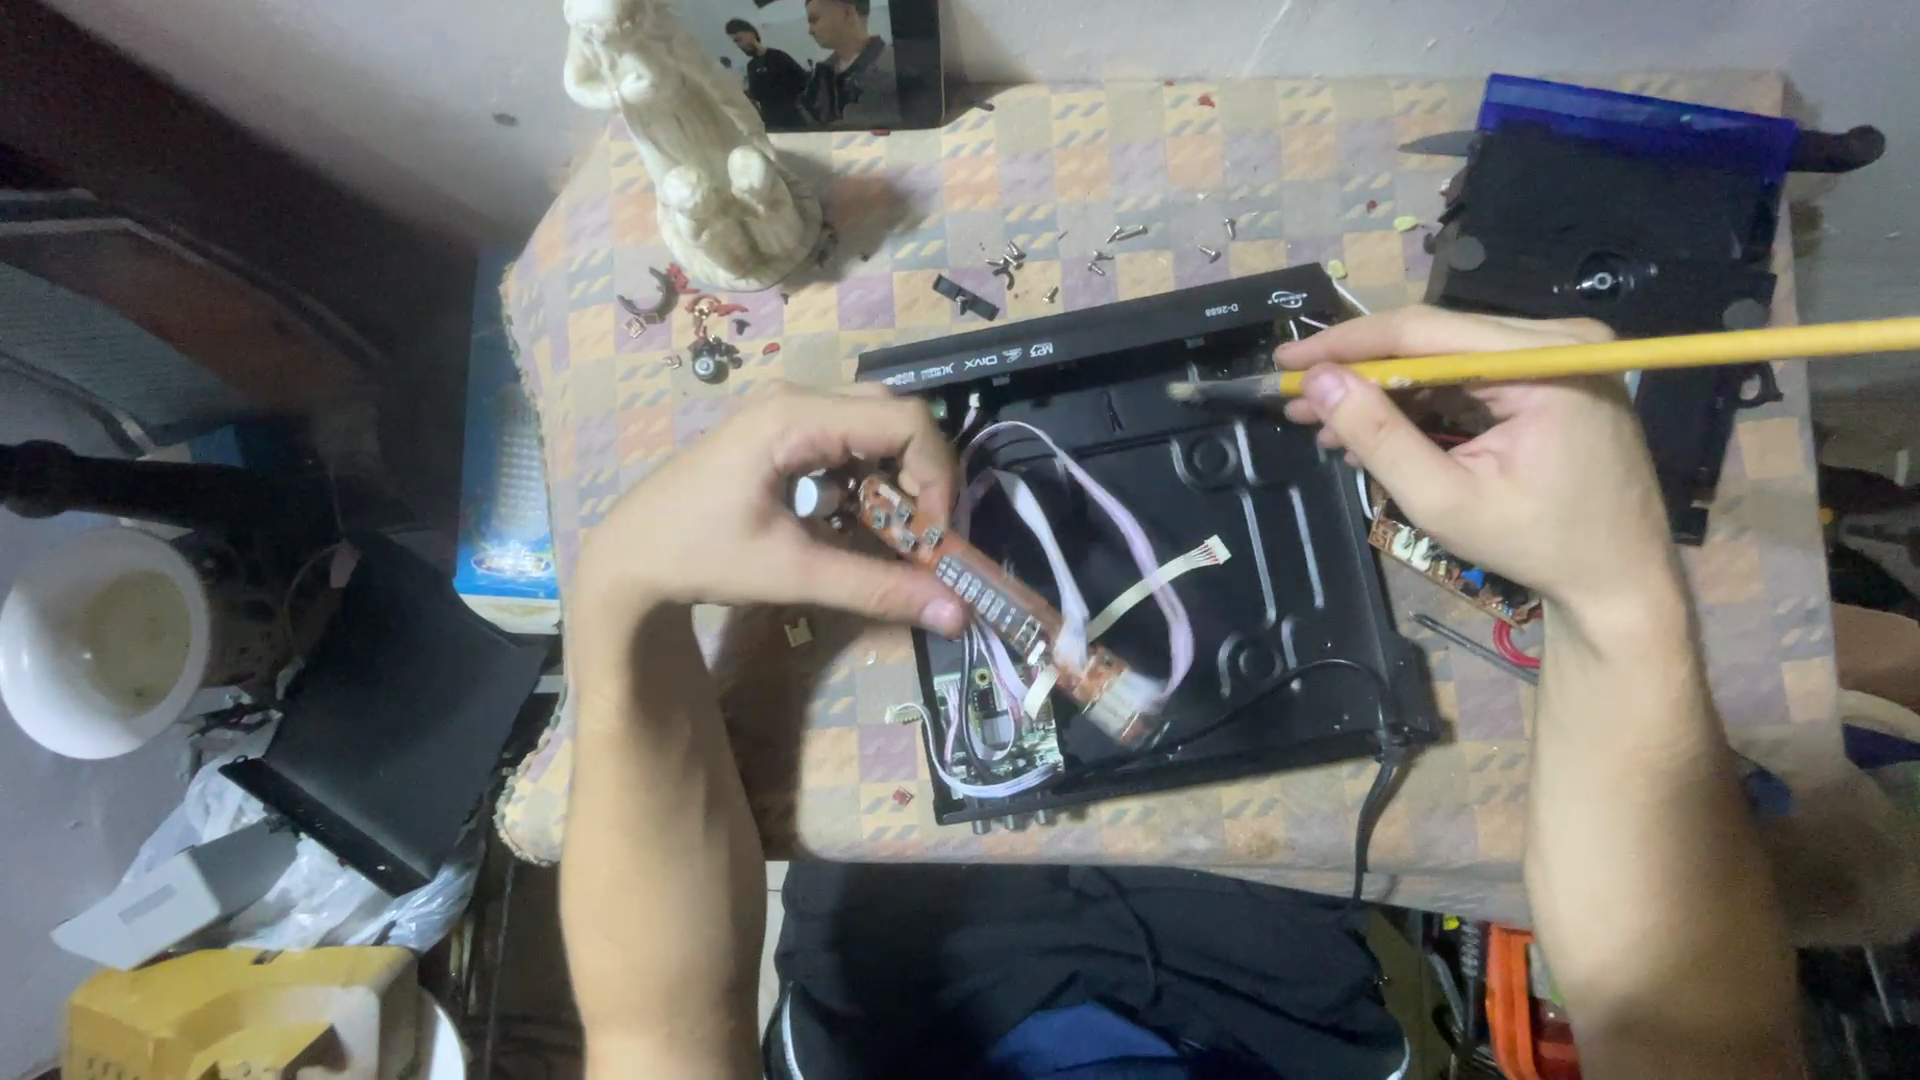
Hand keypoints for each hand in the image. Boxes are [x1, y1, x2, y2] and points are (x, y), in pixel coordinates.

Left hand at [574, 384, 967, 636]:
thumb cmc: (701, 557)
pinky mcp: (786, 429)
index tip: (932, 534)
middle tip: (919, 530)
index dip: (936, 475)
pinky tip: (857, 516)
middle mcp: (798, 398)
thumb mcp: (792, 574)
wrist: (630, 555)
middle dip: (922, 474)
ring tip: (893, 528)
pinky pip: (852, 437)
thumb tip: (956, 614)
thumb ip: (877, 588)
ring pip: (877, 423)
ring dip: (899, 475)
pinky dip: (872, 475)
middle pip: (895, 414)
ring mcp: (790, 409)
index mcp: (795, 418)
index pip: (905, 421)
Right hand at [1276, 306, 1673, 611]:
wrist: (1616, 579)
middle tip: (1295, 400)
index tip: (1285, 363)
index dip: (1343, 345)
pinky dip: (1410, 408)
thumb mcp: (1441, 498)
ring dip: (1376, 394)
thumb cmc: (1535, 544)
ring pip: (1436, 361)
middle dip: (1354, 374)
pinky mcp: (1543, 383)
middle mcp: (1555, 342)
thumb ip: (1377, 436)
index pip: (1421, 331)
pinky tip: (1368, 435)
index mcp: (1544, 360)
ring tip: (1321, 426)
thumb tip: (1316, 382)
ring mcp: (1552, 360)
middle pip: (1427, 341)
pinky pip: (1458, 382)